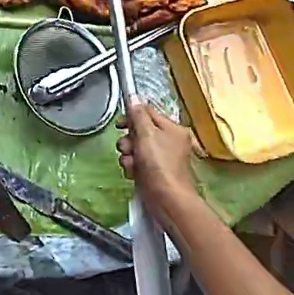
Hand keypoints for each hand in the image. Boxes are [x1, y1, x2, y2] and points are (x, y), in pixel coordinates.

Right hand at [117, 97, 207, 221]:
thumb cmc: (159, 163)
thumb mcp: (147, 134)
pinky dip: (132, 166)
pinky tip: (134, 172)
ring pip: (135, 147)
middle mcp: (168, 140)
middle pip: (139, 130)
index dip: (132, 117)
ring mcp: (161, 157)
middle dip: (129, 140)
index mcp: (172, 128)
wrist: (167, 198)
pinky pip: (136, 161)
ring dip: (128, 154)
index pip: (148, 112)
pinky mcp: (153, 171)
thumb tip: (134, 96)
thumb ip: (138, 115)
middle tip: (128, 148)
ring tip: (132, 163)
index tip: (120, 125)